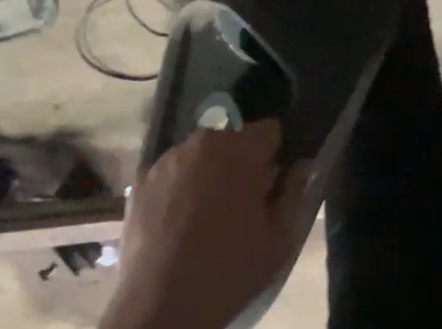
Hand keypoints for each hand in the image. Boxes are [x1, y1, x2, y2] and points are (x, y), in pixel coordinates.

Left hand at [103, 119, 313, 328]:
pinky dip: (179, 190)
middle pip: (232, 142)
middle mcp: (201, 144)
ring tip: (206, 218)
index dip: (275, 155)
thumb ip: (294, 194)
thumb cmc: (227, 272)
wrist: (158, 309)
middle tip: (241, 207)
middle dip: (240, 165)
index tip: (273, 183)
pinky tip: (178, 225)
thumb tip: (301, 166)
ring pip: (199, 157)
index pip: (269, 131)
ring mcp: (166, 161)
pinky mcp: (140, 182)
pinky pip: (171, 175)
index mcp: (239, 151)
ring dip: (208, 174)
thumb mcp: (277, 241)